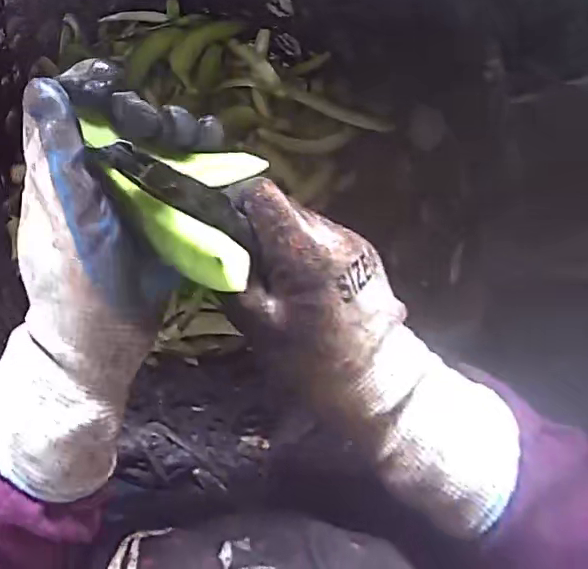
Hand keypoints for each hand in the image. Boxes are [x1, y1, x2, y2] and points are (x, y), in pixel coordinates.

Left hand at [0, 78, 173, 501]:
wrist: (103, 340)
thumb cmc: (73, 274)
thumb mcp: (65, 209)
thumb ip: (56, 149)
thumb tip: (42, 86)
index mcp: (60, 163)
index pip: (69, 103)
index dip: (90, 83)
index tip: (114, 79)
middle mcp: (94, 167)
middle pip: (118, 116)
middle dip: (142, 109)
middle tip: (156, 125)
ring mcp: (128, 186)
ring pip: (153, 137)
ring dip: (175, 125)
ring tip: (195, 134)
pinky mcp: (159, 206)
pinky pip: (180, 166)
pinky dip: (198, 150)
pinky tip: (213, 143)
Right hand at [224, 179, 521, 538]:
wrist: (384, 394)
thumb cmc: (313, 364)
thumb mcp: (256, 323)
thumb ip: (228, 272)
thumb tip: (203, 237)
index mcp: (305, 248)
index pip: (260, 192)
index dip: (233, 201)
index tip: (220, 225)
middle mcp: (332, 233)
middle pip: (279, 202)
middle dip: (254, 222)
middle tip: (242, 257)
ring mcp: (352, 240)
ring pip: (297, 217)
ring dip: (277, 235)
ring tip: (273, 273)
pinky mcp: (363, 250)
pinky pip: (317, 233)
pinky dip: (299, 246)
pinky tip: (299, 279)